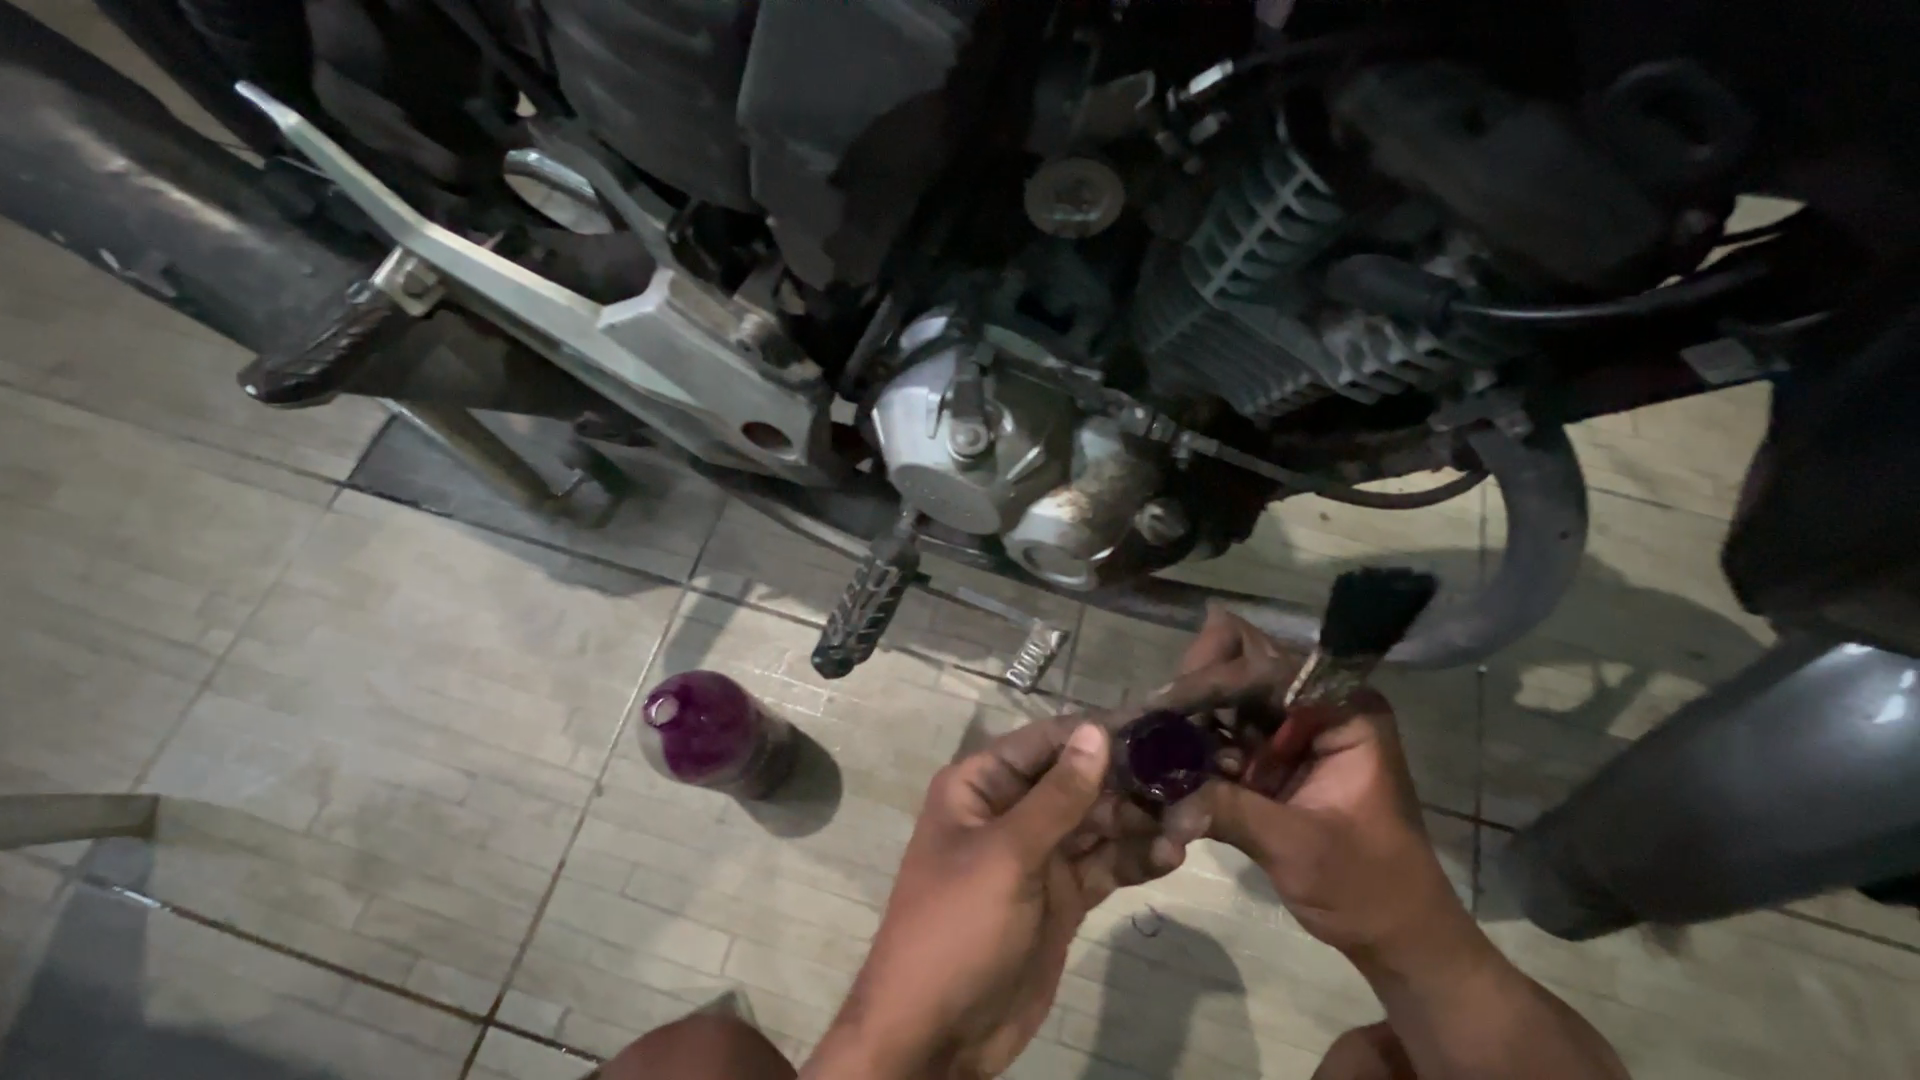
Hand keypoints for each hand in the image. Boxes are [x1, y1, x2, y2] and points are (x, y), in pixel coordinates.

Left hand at [803, 716, 1205, 1079]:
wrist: (936, 1033)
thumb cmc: (956, 926)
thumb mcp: (1006, 855)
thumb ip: (1057, 796)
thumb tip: (1095, 731)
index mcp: (981, 786)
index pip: (1047, 741)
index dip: (1098, 731)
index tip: (1159, 723)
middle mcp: (1011, 811)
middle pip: (1079, 780)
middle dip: (1130, 779)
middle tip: (1191, 778)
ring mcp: (1039, 855)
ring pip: (1098, 822)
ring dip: (1141, 820)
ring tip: (1191, 819)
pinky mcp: (1062, 896)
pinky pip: (1104, 865)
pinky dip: (1135, 858)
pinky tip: (1171, 855)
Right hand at [1156, 610, 1479, 970]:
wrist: (1395, 936)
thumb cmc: (1368, 887)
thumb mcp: (1299, 848)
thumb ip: (1232, 811)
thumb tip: (1165, 801)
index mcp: (1342, 711)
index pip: (1270, 667)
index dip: (1215, 679)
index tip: (1165, 704)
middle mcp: (1316, 707)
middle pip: (1244, 664)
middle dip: (1196, 686)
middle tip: (1150, 714)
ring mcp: (1291, 732)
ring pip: (1227, 696)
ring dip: (1189, 715)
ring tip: (1147, 736)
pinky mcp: (1271, 761)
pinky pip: (1224, 735)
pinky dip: (1194, 745)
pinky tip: (1162, 760)